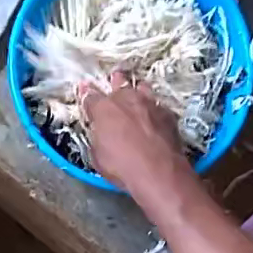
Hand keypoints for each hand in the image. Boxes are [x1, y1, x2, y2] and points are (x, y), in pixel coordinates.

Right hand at [82, 74, 187, 190]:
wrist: (158, 172)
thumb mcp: (98, 157)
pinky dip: (154, 108)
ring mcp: (149, 104)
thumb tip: (99, 135)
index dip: (86, 95)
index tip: (85, 92)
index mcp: (104, 109)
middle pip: (119, 84)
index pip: (90, 96)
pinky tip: (154, 114)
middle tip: (113, 81)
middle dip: (114, 83)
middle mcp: (127, 100)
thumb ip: (97, 138)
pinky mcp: (167, 114)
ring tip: (136, 92)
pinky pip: (158, 105)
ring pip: (141, 88)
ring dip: (136, 90)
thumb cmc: (124, 166)